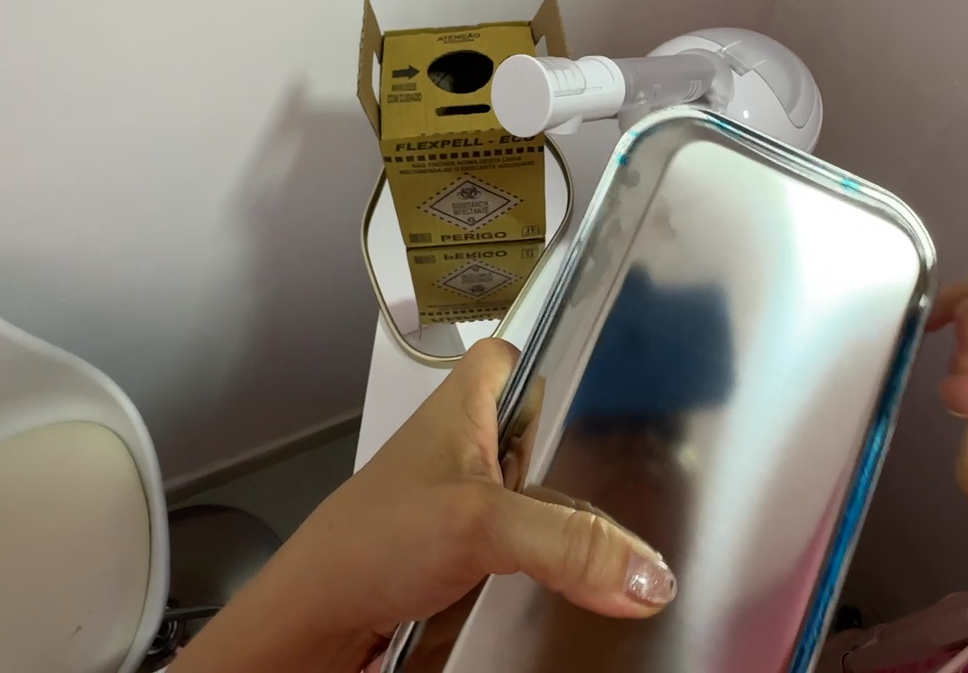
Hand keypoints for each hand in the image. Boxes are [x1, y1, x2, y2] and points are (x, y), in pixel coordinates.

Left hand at [175, 339, 675, 672]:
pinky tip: (584, 568)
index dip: (552, 349)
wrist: (319, 618)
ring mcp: (469, 493)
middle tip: (644, 456)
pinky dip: (555, 551)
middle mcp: (468, 441)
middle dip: (584, 441)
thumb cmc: (371, 538)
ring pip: (537, 484)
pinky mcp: (468, 544)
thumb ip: (566, 542)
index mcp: (464, 404)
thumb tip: (648, 569)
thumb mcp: (479, 524)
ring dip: (573, 507)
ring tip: (630, 523)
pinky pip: (528, 535)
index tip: (607, 355)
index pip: (513, 352)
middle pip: (540, 422)